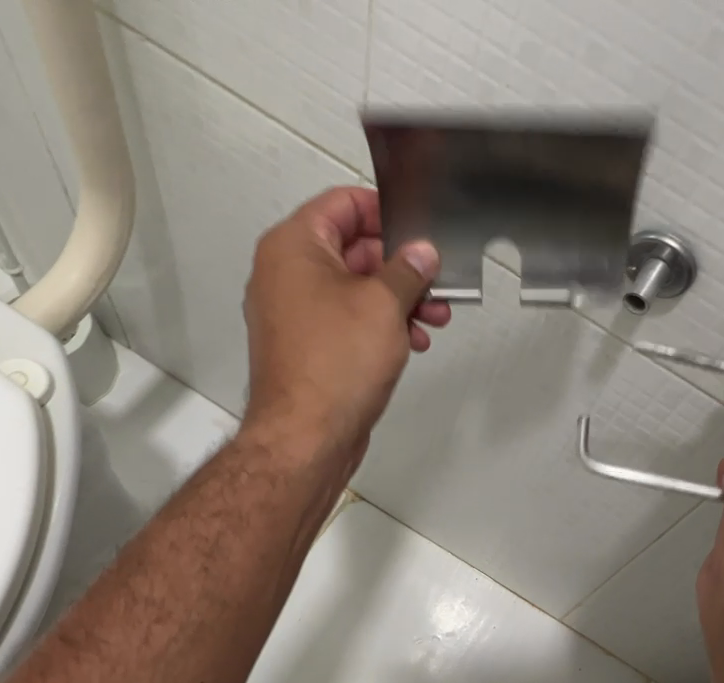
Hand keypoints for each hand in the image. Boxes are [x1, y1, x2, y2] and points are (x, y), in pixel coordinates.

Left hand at [241, 186, 451, 455]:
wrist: (306, 438)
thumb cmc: (333, 367)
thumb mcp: (384, 305)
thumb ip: (408, 270)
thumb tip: (421, 253)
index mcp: (293, 246)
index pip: (343, 203)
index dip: (386, 211)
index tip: (419, 228)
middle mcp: (286, 275)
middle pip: (352, 249)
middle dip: (401, 266)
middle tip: (437, 280)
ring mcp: (294, 314)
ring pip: (354, 289)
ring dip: (397, 300)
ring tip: (434, 317)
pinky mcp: (307, 348)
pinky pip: (347, 322)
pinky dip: (379, 326)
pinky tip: (412, 342)